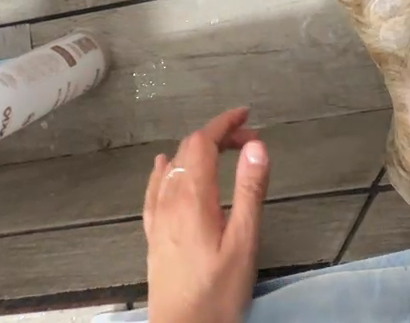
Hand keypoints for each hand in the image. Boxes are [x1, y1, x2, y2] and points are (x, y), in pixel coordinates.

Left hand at [144, 107, 271, 322]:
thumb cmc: (217, 292)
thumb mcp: (244, 242)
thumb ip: (250, 190)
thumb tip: (256, 144)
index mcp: (192, 198)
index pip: (203, 143)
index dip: (224, 124)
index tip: (247, 117)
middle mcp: (170, 201)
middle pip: (188, 150)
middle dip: (218, 136)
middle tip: (249, 142)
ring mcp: (158, 219)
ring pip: (172, 167)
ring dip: (197, 150)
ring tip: (222, 151)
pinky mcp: (154, 236)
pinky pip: (154, 190)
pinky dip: (166, 170)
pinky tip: (165, 167)